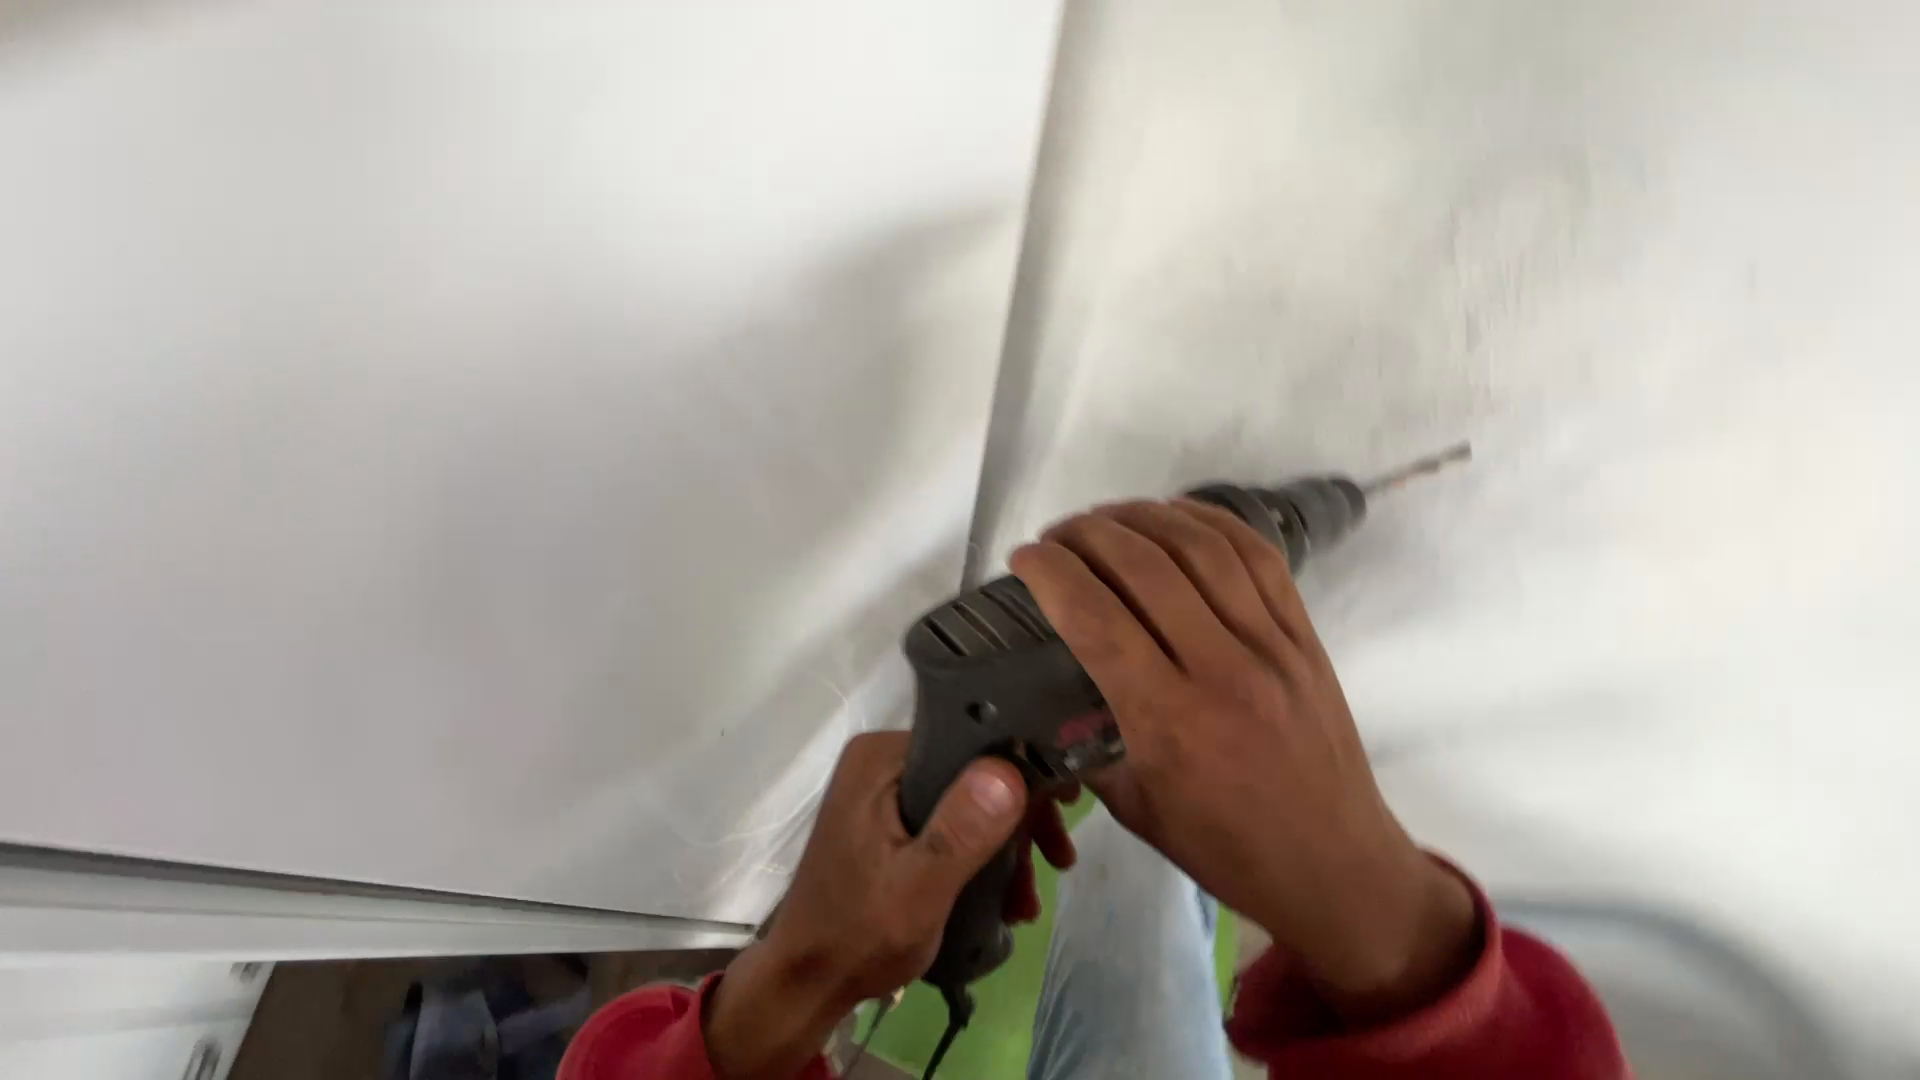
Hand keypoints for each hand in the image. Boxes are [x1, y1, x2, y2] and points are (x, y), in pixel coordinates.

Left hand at [704, 732, 1075, 1079]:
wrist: (807, 984)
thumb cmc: (857, 936)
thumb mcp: (918, 888)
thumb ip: (960, 831)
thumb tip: (1009, 769)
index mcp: (882, 758)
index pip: (970, 739)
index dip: (1023, 769)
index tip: (1065, 802)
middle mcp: (883, 761)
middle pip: (973, 771)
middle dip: (1020, 819)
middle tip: (1058, 861)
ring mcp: (884, 791)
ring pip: (966, 800)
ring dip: (1005, 845)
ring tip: (1028, 900)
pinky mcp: (889, 820)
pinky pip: (948, 822)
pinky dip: (979, 854)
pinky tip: (1004, 897)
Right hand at [1009, 499, 1476, 1023]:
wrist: (1334, 867)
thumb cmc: (1223, 846)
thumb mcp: (1132, 807)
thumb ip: (1084, 743)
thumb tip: (1047, 692)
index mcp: (1169, 720)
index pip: (1095, 618)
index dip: (1050, 573)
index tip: (1023, 558)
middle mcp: (1221, 669)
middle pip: (1144, 567)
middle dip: (1086, 534)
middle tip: (1056, 534)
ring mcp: (1271, 645)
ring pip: (1201, 547)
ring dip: (1142, 516)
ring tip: (1105, 517)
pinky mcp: (1304, 635)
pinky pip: (1257, 554)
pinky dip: (1208, 520)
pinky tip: (1173, 516)